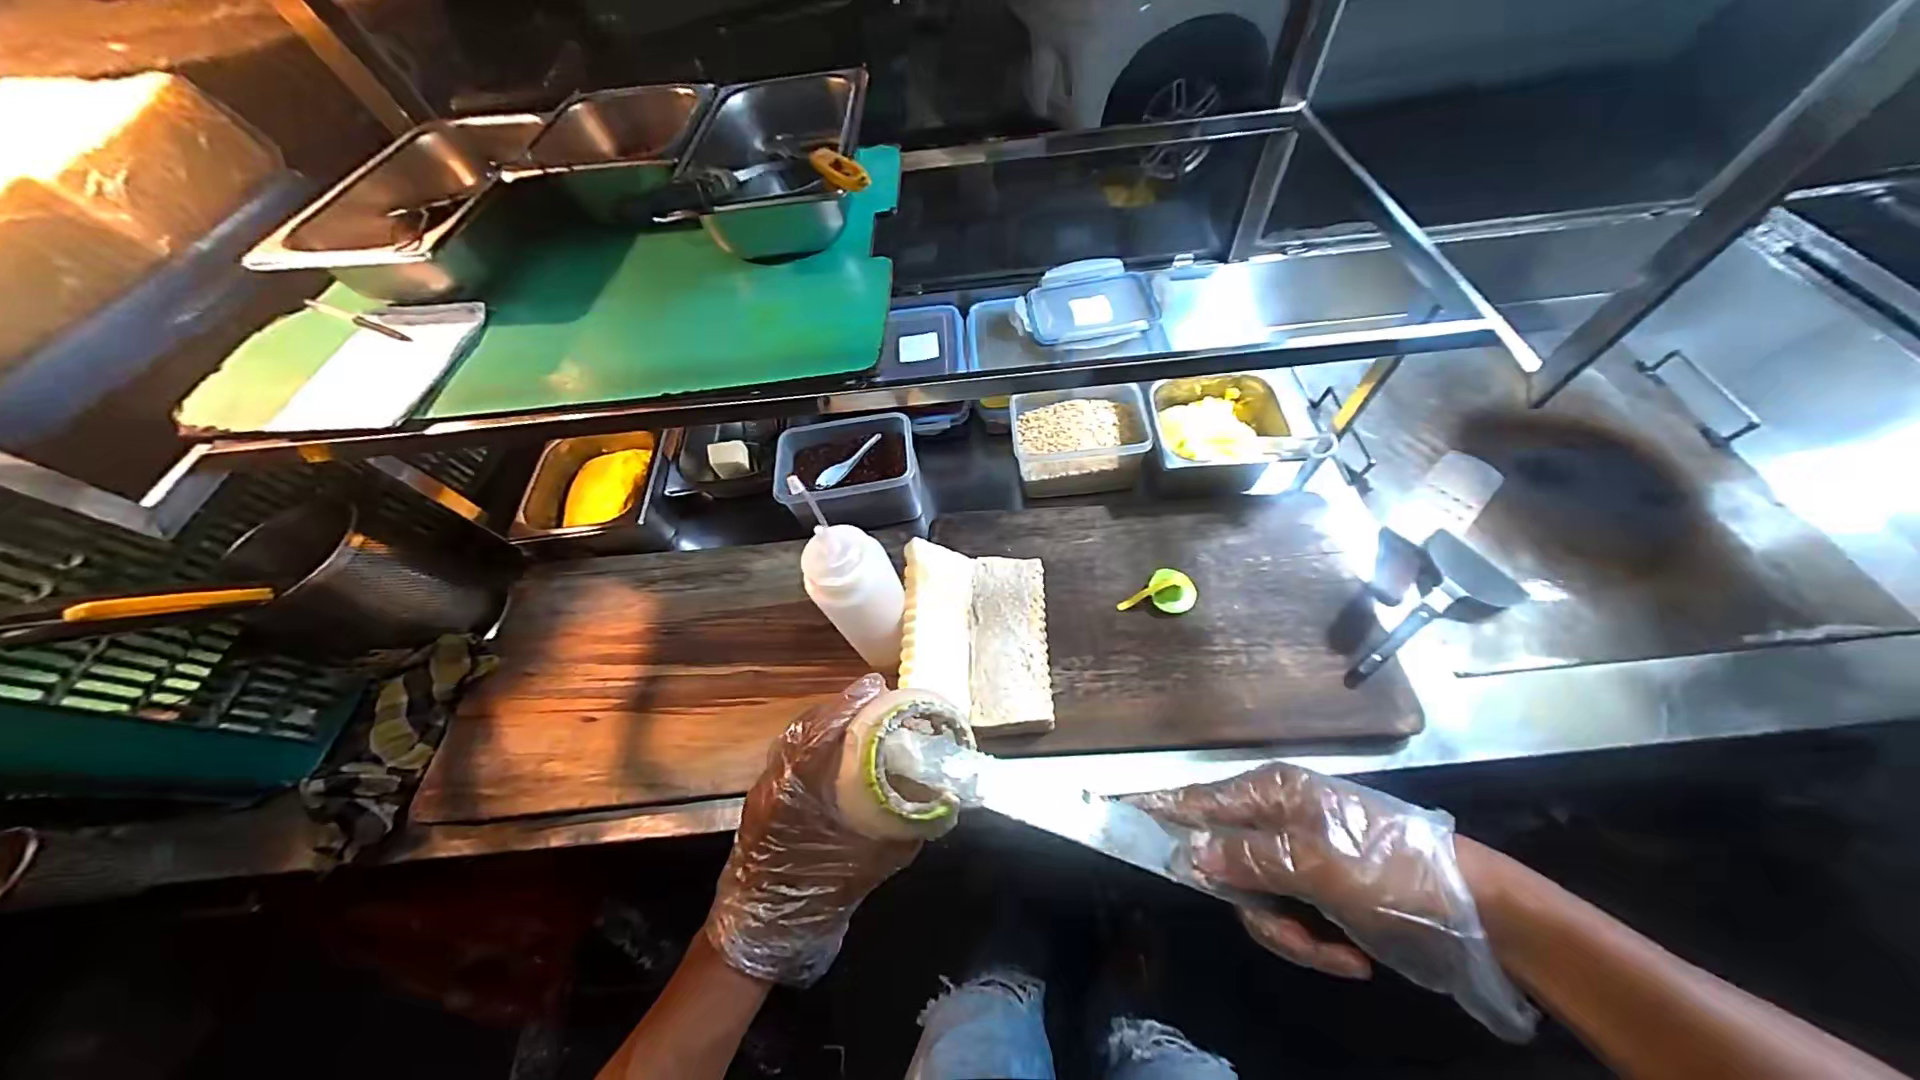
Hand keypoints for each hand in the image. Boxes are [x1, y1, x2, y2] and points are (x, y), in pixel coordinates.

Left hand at [703, 675, 919, 986]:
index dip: (848, 704)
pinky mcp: (765, 795)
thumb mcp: (866, 868)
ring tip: (864, 713)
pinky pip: (793, 754)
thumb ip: (902, 833)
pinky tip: (841, 745)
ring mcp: (765, 786)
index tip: (878, 687)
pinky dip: (819, 740)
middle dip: (843, 706)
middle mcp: (774, 779)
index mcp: (792, 792)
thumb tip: (941, 806)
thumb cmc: (811, 900)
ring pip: (798, 737)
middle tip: (878, 697)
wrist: (759, 933)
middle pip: (807, 725)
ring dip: (831, 721)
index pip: (819, 732)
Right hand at [1130, 763, 1536, 1041]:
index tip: (1111, 810)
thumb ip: (1247, 857)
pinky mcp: (1308, 888)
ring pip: (1251, 900)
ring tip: (1337, 950)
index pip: (1196, 800)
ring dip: (1290, 935)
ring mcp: (1289, 854)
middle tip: (1297, 934)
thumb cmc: (1390, 869)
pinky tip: (1348, 955)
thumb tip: (1189, 854)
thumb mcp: (1317, 863)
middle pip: (1222, 864)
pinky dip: (1310, 942)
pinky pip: (1282, 918)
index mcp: (1269, 793)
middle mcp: (1271, 818)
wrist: (1476, 913)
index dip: (1156, 810)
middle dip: (1257, 909)